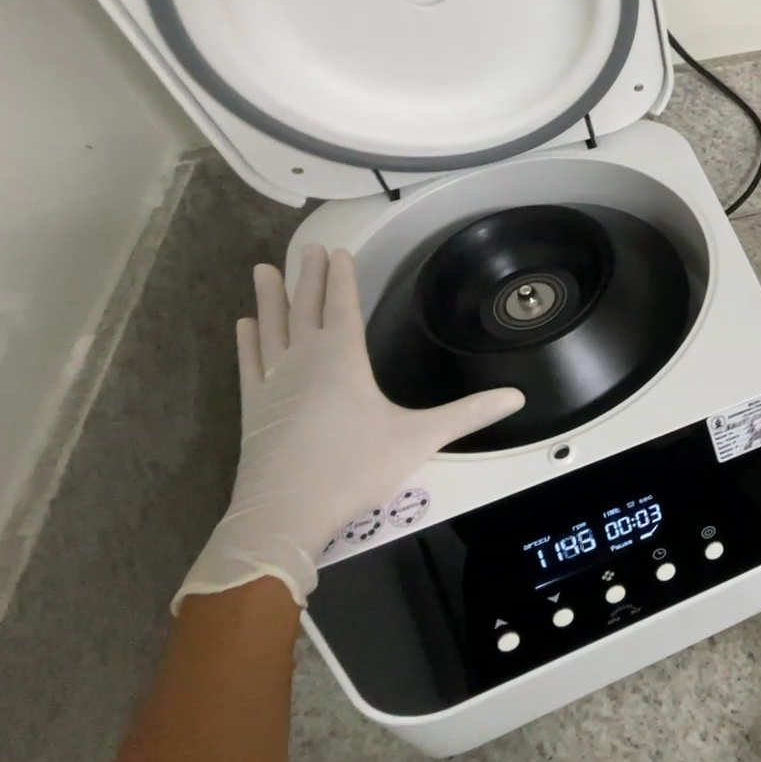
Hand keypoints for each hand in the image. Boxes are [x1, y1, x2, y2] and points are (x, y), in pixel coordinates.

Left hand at [175, 245, 523, 609]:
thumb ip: (468, 414)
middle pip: (306, 309)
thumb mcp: (420, 438)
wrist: (283, 514)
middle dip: (308, 277)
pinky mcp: (254, 409)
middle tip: (308, 248)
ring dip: (269, 299)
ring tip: (262, 269)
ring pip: (271, 329)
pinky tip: (243, 325)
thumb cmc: (354, 468)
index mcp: (342, 361)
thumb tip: (517, 396)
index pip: (342, 306)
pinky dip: (247, 341)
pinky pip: (249, 363)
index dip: (341, 277)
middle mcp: (304, 363)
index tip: (337, 250)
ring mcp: (273, 385)